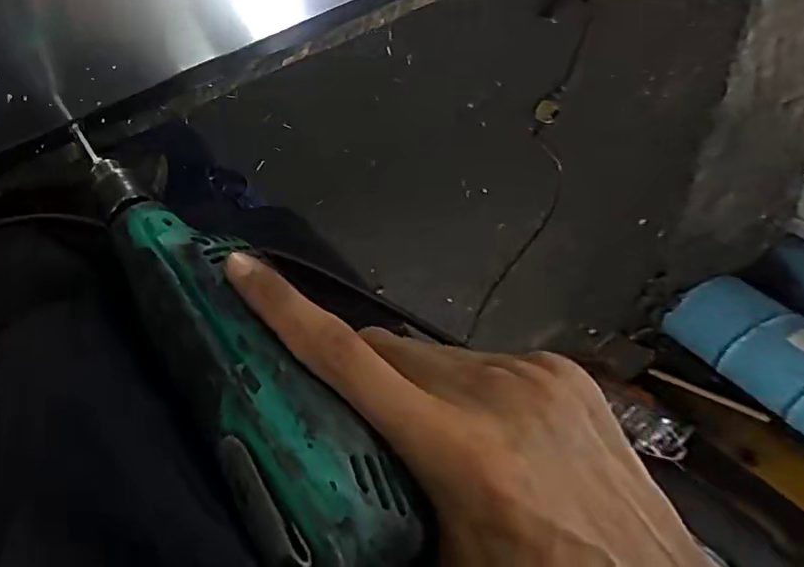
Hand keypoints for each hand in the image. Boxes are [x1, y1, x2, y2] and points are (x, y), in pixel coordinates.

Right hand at [226, 254, 708, 566]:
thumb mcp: (446, 561)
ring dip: (409, 382)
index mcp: (462, 451)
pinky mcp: (563, 370)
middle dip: (358, 372)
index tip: (240, 267)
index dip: (283, 308)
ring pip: (423, 353)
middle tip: (355, 415)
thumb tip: (316, 467)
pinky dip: (457, 384)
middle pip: (381, 349)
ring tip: (435, 436)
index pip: (344, 357)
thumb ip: (378, 501)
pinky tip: (487, 429)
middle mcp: (495, 394)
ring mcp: (535, 374)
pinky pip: (472, 360)